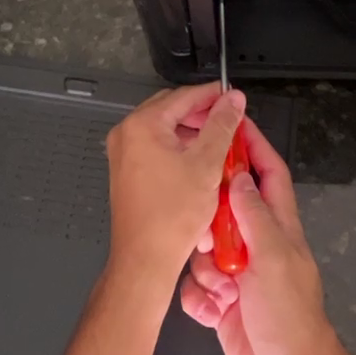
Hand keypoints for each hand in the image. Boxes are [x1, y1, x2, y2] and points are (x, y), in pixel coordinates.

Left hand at [104, 82, 246, 277]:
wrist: (146, 259)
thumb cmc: (172, 217)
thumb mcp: (207, 164)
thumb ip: (222, 125)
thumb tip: (232, 99)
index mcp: (142, 125)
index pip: (183, 96)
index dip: (212, 95)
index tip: (232, 97)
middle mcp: (126, 133)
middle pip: (171, 109)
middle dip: (201, 113)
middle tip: (228, 119)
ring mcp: (123, 152)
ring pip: (164, 128)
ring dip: (191, 132)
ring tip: (219, 141)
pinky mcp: (126, 170)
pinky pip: (155, 147)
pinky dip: (178, 148)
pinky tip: (199, 160)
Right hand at [178, 119, 347, 354]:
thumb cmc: (289, 316)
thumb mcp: (273, 256)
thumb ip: (253, 213)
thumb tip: (236, 175)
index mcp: (278, 226)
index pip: (267, 172)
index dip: (252, 145)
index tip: (230, 121)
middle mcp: (257, 244)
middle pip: (222, 209)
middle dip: (208, 223)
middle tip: (209, 240)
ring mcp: (238, 272)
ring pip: (202, 249)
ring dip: (203, 270)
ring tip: (220, 289)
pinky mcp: (221, 300)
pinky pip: (194, 286)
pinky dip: (198, 299)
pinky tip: (213, 312)